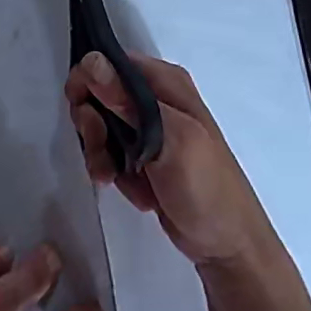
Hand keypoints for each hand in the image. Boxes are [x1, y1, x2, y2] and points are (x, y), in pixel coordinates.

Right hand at [65, 51, 271, 267]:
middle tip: (102, 149)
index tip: (84, 110)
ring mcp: (148, 127)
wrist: (227, 247)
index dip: (88, 82)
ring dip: (100, 152)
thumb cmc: (206, 188)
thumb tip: (93, 62)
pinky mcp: (143, 154)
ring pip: (100, 124)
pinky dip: (112, 169)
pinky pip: (109, 150)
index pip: (108, 62)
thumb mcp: (170, 139)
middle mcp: (154, 98)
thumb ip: (129, 101)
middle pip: (98, 93)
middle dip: (93, 125)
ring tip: (114, 176)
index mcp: (165, 82)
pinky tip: (131, 188)